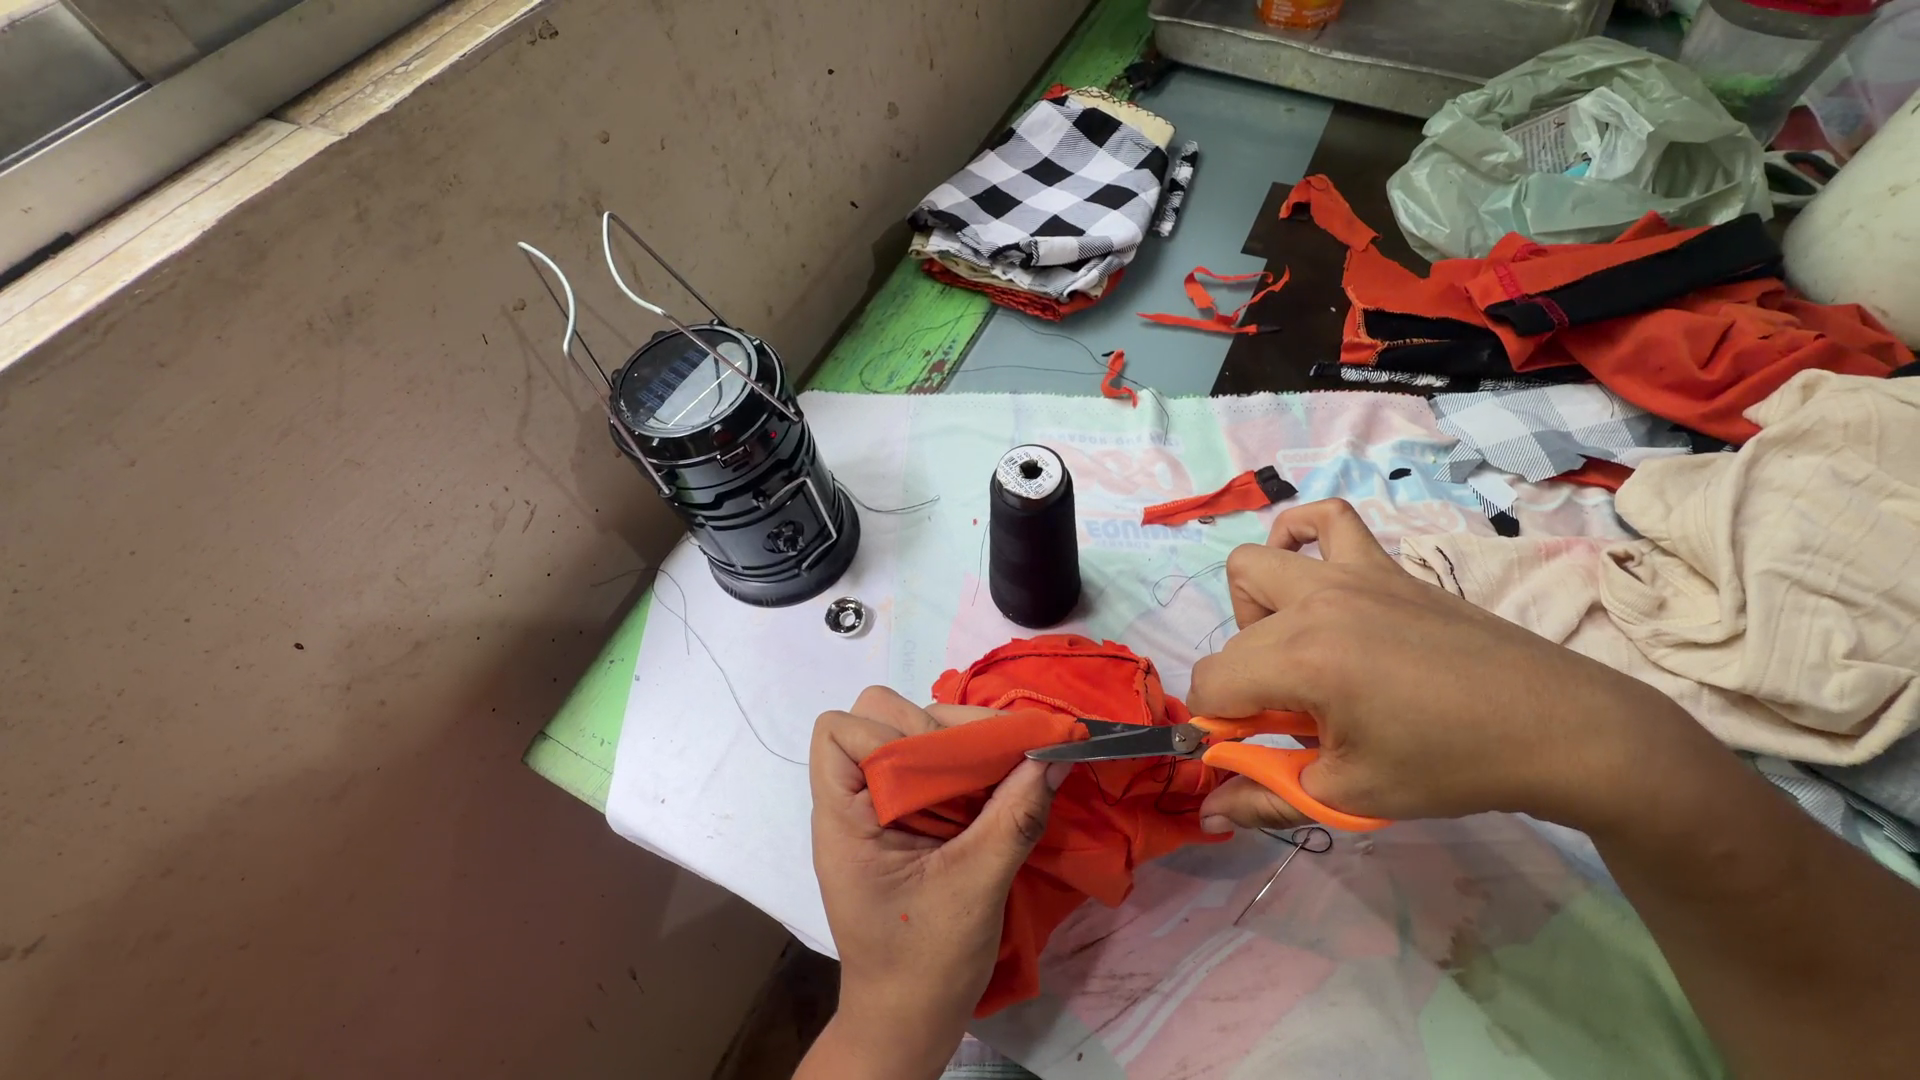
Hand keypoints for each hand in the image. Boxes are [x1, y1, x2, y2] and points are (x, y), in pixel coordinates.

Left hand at [801, 687, 1066, 1079]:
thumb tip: (1054, 758)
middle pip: (880, 717)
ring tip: (1005, 764)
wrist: (911, 1020)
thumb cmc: (925, 962)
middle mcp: (856, 800)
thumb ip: (1012, 820)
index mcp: (844, 817)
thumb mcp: (974, 890)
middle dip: (937, 726)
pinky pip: (934, 764)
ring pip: (913, 733)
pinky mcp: (910, 816)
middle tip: (989, 754)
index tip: (941, 762)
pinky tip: (1002, 782)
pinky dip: (968, 763)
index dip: (888, 732)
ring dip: (960, 741)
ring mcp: (882, 805)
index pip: (839, 732)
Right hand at [1188, 499, 1701, 834]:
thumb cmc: (1454, 767)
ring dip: (1252, 614)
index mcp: (1303, 660)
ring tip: (1292, 652)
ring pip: (1253, 568)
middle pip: (1232, 642)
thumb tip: (1211, 815)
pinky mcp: (1384, 566)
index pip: (1211, 684)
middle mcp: (1314, 603)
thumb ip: (1267, 799)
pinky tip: (1310, 573)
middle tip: (1289, 726)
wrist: (1560, 729)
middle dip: (1241, 689)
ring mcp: (1350, 575)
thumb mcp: (1351, 794)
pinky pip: (1328, 519)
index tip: (1248, 755)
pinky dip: (1301, 535)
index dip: (1215, 728)